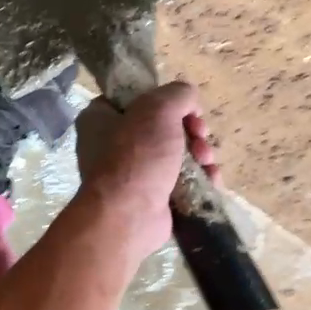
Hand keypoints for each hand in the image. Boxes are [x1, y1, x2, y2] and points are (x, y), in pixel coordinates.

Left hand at [74, 82, 219, 260]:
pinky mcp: (150, 193)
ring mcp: (130, 169)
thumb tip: (188, 99)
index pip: (137, 98)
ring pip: (176, 151)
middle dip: (191, 131)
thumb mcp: (157, 110)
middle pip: (163, 125)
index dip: (167, 101)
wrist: (128, 215)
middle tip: (200, 136)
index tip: (187, 110)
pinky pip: (180, 178)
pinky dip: (199, 177)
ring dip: (200, 154)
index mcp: (100, 117)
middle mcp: (110, 141)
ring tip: (206, 162)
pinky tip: (210, 179)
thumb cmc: (136, 156)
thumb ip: (176, 94)